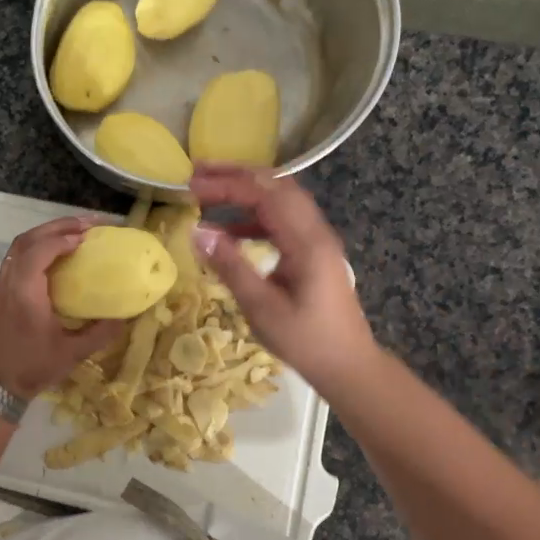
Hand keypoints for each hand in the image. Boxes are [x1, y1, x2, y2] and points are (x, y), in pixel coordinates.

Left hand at [0, 217, 128, 401]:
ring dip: (44, 235)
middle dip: (56, 227)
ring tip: (72, 234)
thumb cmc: (32, 367)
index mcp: (25, 293)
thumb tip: (127, 315)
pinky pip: (15, 260)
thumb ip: (101, 332)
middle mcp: (8, 283)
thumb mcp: (72, 353)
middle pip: (27, 241)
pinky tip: (54, 256)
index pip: (39, 251)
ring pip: (18, 248)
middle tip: (86, 224)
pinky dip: (35, 250)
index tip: (87, 237)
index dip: (63, 238)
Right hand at [188, 166, 378, 387]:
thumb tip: (197, 232)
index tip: (191, 185)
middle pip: (277, 186)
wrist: (348, 365)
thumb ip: (230, 266)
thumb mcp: (261, 306)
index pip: (266, 195)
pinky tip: (226, 230)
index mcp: (306, 242)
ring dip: (243, 192)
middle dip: (235, 176)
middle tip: (196, 174)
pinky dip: (251, 216)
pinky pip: (280, 221)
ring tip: (206, 195)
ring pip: (279, 200)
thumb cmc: (305, 339)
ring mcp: (315, 241)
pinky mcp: (311, 253)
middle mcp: (315, 232)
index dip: (228, 185)